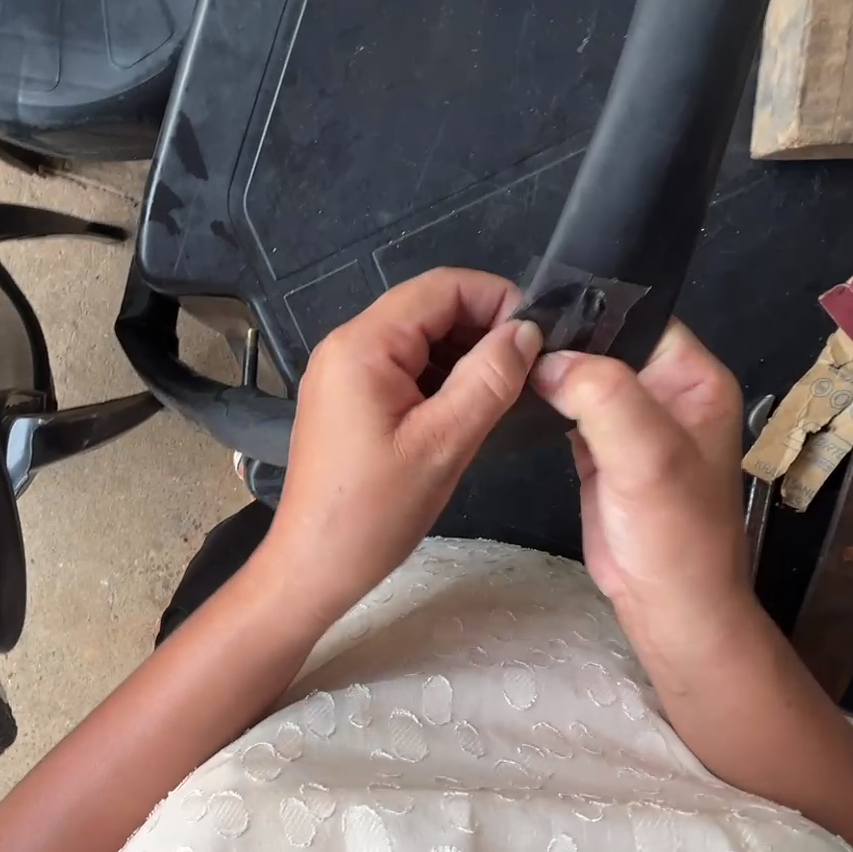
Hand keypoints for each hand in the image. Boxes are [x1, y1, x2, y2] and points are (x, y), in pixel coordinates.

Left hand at [260, 268, 543, 616]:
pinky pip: (400, 373)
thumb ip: (489, 378)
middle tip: (527, 372)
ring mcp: (341, 375)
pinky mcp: (344, 402)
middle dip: (482, 331)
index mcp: (364, 345)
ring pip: (417, 343)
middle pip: (427, 310)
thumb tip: (527, 330)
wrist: (314, 565)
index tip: (538, 337)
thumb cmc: (375, 512)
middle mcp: (346, 347)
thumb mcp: (444, 443)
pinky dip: (437, 382)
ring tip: (501, 396)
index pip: (442, 286)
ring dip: (462, 360)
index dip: (497, 299)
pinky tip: (464, 412)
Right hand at [529, 321, 748, 642]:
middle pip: (604, 346)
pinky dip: (540, 405)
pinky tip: (509, 397)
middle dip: (559, 341)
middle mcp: (661, 392)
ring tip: (499, 359)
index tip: (534, 309)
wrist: (665, 601)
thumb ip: (603, 396)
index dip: (592, 310)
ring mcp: (627, 423)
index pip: (641, 318)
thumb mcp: (648, 455)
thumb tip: (546, 361)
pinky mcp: (597, 451)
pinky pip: (565, 412)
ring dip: (546, 372)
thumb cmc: (673, 531)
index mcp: (691, 379)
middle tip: (503, 336)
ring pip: (580, 378)